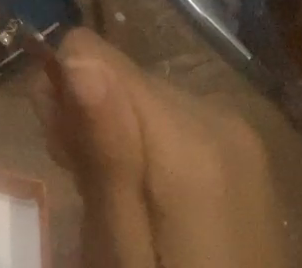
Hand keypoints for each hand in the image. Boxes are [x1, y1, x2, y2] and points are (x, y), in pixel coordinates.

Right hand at [33, 27, 285, 267]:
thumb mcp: (121, 249)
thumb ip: (105, 152)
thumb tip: (77, 54)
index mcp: (189, 136)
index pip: (91, 52)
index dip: (63, 96)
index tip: (64, 154)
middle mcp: (217, 113)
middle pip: (117, 72)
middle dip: (86, 118)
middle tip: (84, 186)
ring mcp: (235, 129)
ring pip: (137, 92)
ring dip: (111, 133)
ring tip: (114, 196)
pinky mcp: (238, 146)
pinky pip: (167, 113)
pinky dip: (141, 142)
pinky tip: (144, 193)